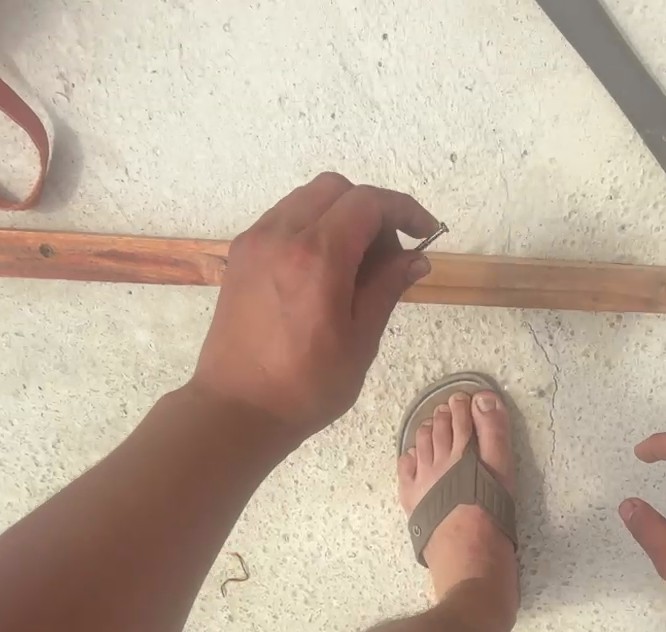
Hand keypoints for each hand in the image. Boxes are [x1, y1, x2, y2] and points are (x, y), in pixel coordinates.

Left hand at [191, 173, 439, 442]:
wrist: (239, 408)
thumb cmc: (308, 386)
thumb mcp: (361, 341)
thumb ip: (387, 288)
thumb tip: (415, 258)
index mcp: (317, 257)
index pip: (367, 203)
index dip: (404, 210)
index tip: (426, 233)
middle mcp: (281, 235)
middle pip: (336, 189)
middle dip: (372, 212)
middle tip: (389, 259)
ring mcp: (256, 242)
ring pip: (308, 200)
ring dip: (342, 219)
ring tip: (359, 269)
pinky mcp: (242, 256)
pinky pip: (285, 220)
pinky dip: (314, 230)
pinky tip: (327, 273)